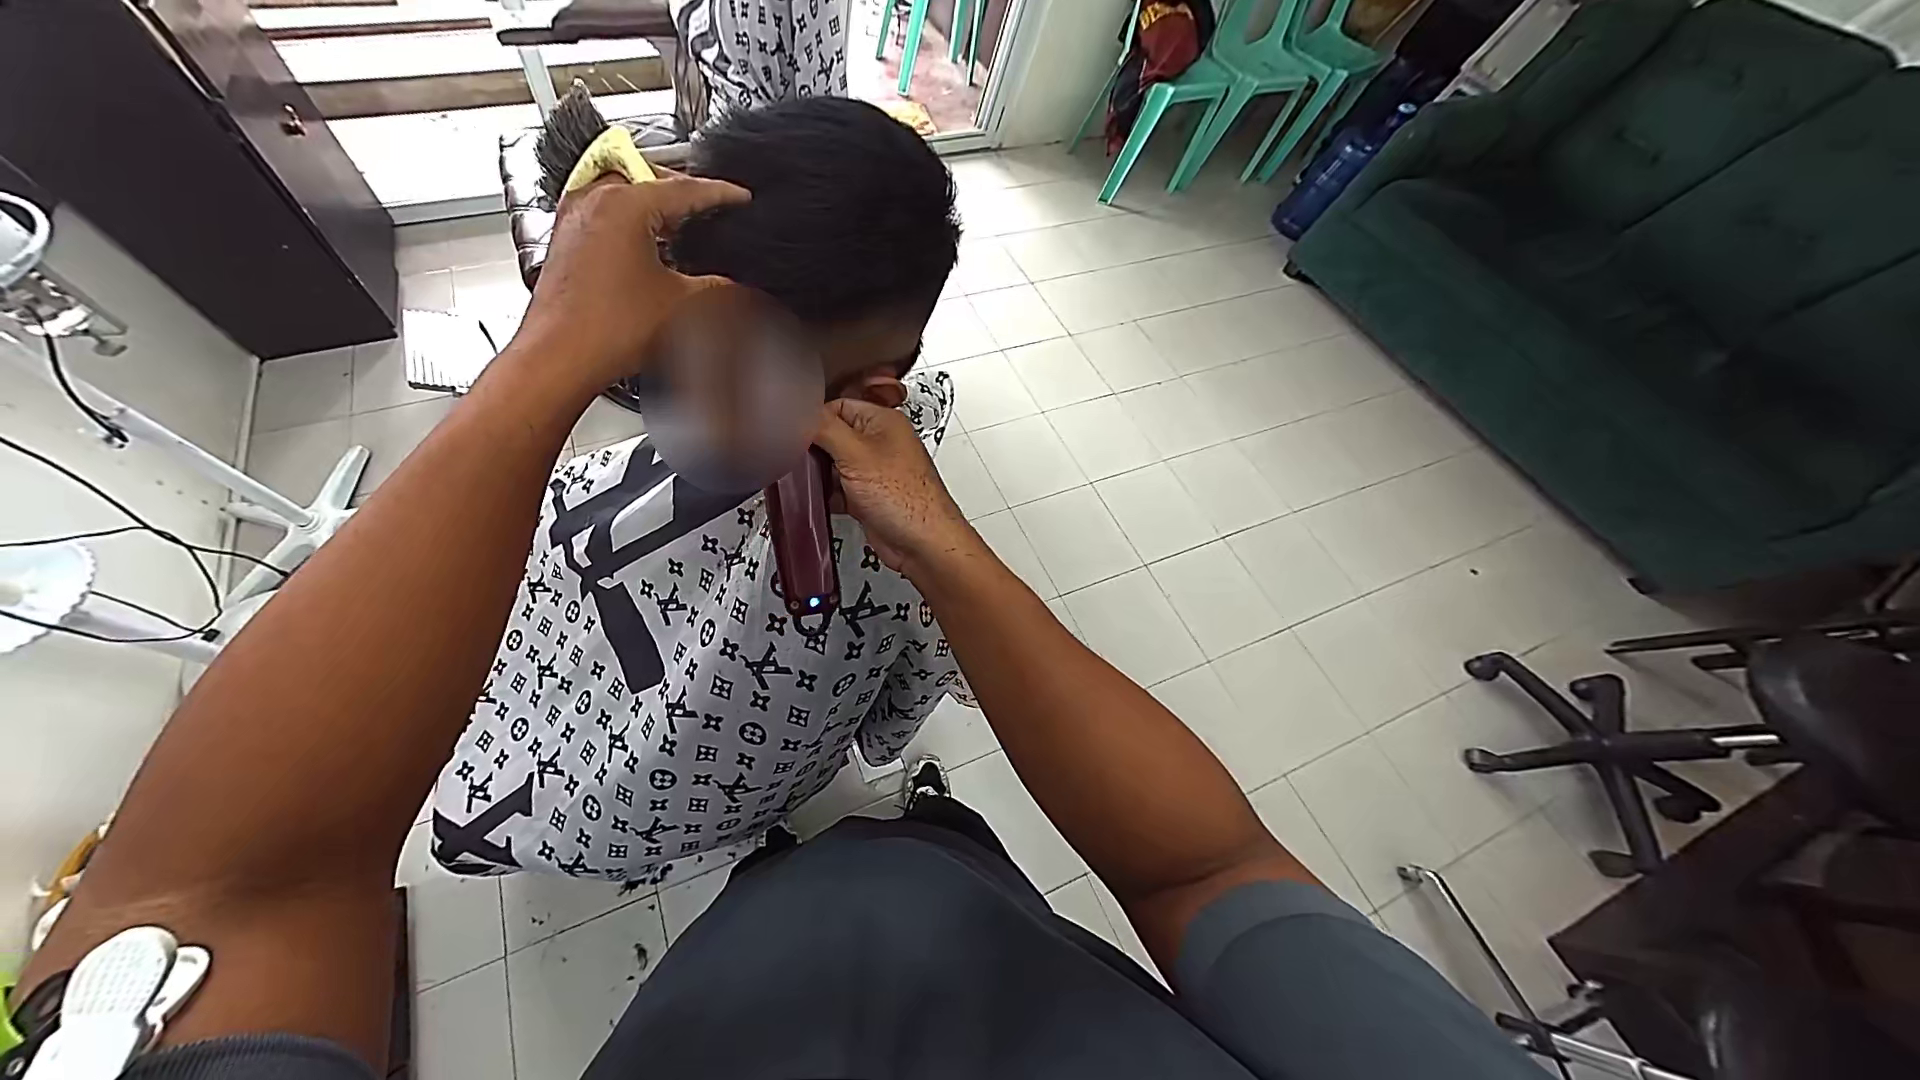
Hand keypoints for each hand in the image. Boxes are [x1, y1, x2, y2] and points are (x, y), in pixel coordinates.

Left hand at [508, 173, 749, 397]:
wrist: (562, 356)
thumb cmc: (605, 329)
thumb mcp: (684, 305)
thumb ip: (722, 288)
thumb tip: (742, 287)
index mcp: (624, 205)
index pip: (685, 188)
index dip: (721, 193)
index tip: (740, 197)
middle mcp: (593, 202)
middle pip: (649, 179)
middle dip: (685, 191)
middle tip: (713, 204)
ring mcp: (575, 220)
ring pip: (625, 194)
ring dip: (657, 206)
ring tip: (684, 224)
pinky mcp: (568, 243)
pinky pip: (607, 215)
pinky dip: (634, 222)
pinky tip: (651, 247)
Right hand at [812, 399, 982, 576]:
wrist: (923, 545)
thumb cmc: (909, 501)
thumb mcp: (855, 454)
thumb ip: (824, 428)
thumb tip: (800, 411)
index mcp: (883, 421)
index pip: (836, 404)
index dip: (814, 418)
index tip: (797, 432)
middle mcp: (880, 443)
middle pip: (832, 435)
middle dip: (816, 449)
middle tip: (806, 460)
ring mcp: (874, 471)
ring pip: (833, 464)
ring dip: (821, 475)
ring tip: (819, 482)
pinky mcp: (868, 496)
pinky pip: (839, 489)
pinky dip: (829, 495)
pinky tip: (827, 500)